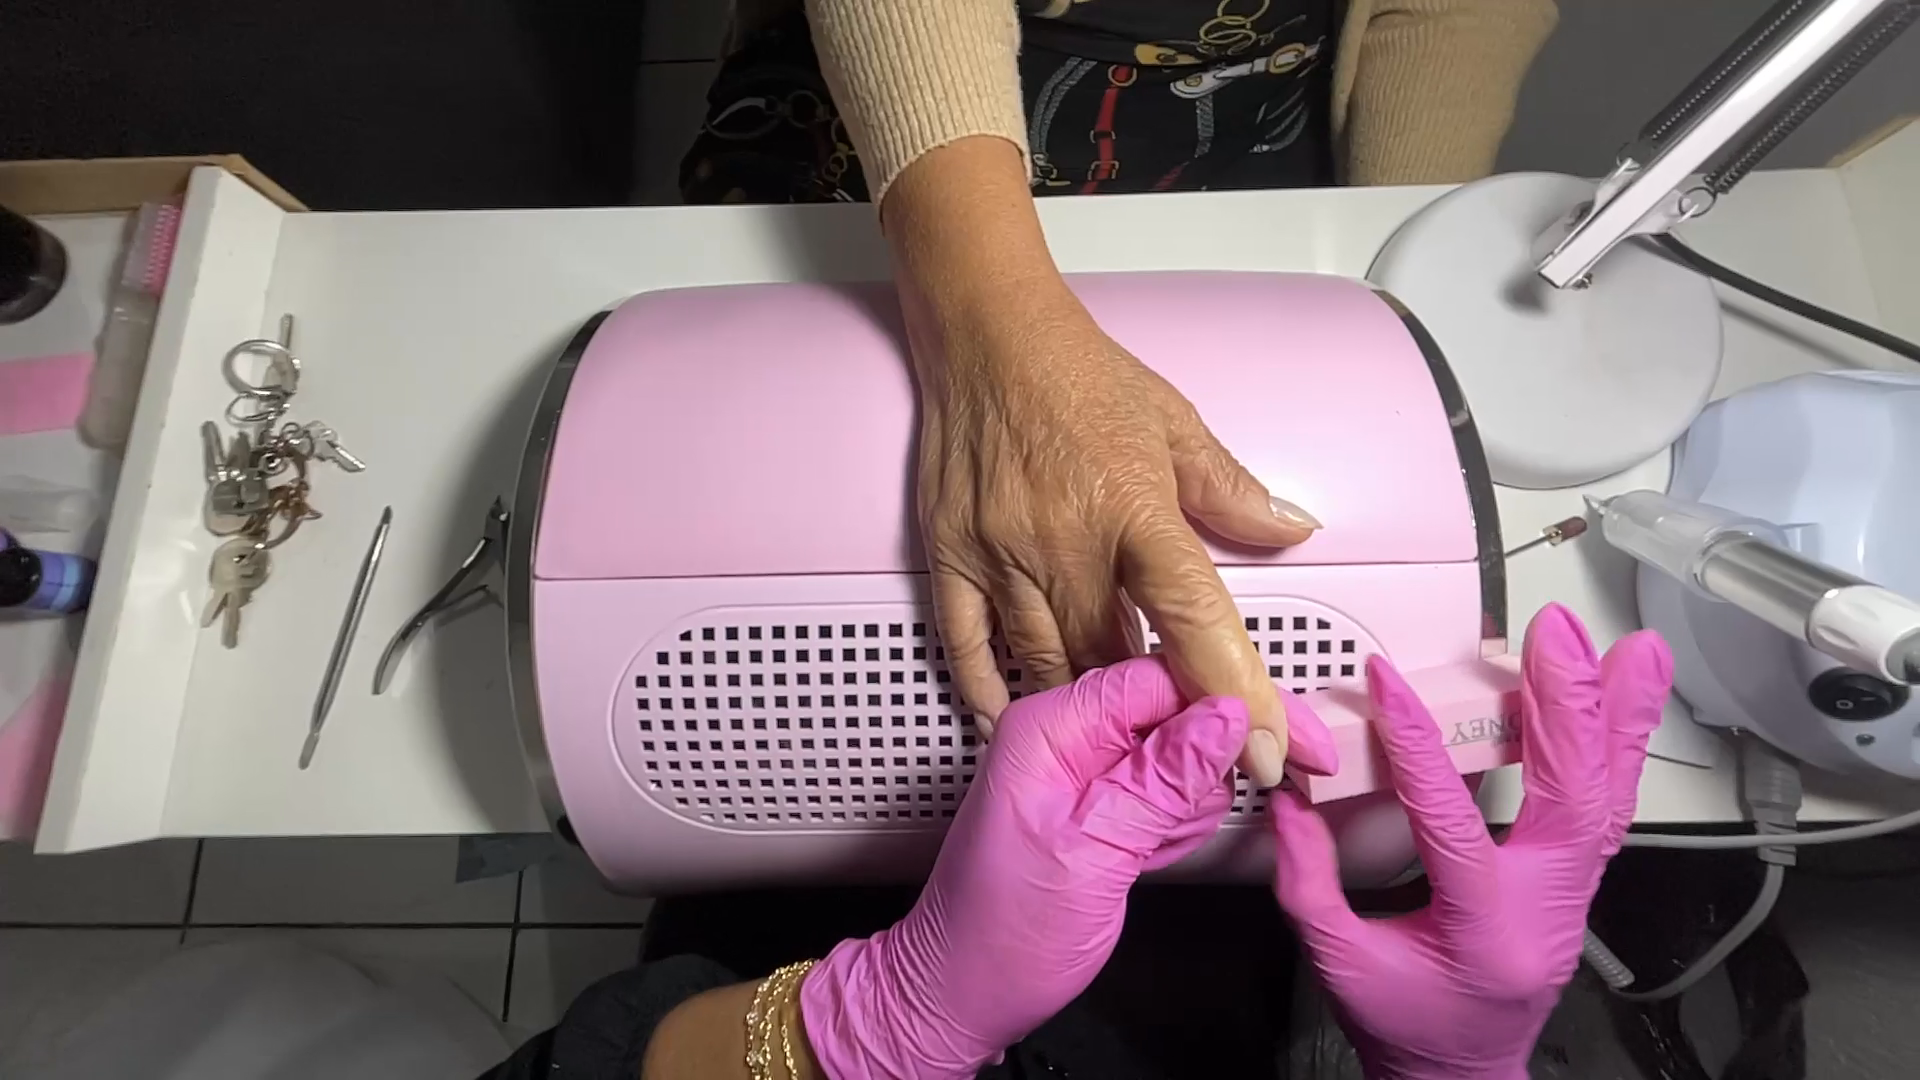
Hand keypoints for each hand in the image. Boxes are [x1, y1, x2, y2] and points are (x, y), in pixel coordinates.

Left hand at [800, 656, 1245, 1077]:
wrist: (965, 987)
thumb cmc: (1000, 931)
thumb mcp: (1091, 853)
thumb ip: (1163, 780)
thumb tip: (1226, 716)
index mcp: (1049, 726)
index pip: (1153, 677)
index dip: (1225, 698)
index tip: (1282, 735)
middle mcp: (1065, 734)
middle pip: (1172, 706)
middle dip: (1215, 753)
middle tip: (1247, 794)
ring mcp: (1082, 765)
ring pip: (1177, 748)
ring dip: (1192, 796)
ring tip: (1156, 848)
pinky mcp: (1097, 797)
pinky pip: (1162, 785)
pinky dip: (1175, 818)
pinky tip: (1150, 853)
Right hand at [913, 295, 1324, 783]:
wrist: (988, 337)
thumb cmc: (1081, 376)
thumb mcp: (1172, 419)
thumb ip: (1232, 487)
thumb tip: (1295, 529)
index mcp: (1133, 506)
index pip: (1193, 616)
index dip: (1236, 692)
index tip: (1267, 755)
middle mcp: (1064, 541)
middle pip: (1117, 657)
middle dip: (1156, 713)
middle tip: (1184, 751)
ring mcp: (998, 553)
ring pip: (1045, 662)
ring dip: (1083, 712)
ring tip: (1112, 747)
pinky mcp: (949, 555)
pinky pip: (965, 642)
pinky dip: (987, 692)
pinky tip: (1013, 726)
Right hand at [1267, 604, 1672, 1079]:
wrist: (1462, 1071)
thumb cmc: (1403, 1022)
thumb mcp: (1335, 957)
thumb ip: (1306, 874)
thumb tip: (1292, 794)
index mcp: (1482, 927)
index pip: (1450, 818)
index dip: (1415, 742)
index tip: (1386, 680)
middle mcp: (1546, 907)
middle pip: (1575, 797)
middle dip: (1567, 706)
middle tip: (1557, 637)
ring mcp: (1571, 893)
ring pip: (1609, 796)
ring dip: (1615, 717)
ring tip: (1625, 651)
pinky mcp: (1571, 879)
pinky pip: (1603, 805)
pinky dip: (1613, 746)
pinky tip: (1614, 703)